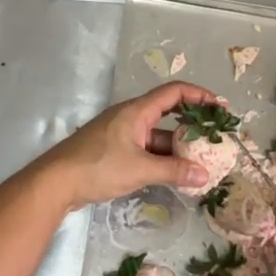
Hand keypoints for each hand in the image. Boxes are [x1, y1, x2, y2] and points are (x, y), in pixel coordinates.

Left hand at [37, 81, 221, 209]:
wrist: (55, 182)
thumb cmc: (98, 167)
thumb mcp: (140, 170)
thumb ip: (174, 171)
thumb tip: (205, 175)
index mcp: (136, 111)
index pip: (173, 92)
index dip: (199, 95)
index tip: (219, 107)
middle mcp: (130, 117)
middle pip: (168, 113)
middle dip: (192, 124)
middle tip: (214, 137)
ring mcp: (121, 135)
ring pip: (157, 135)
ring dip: (177, 146)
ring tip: (201, 160)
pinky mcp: (114, 152)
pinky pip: (146, 149)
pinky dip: (162, 158)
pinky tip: (175, 173)